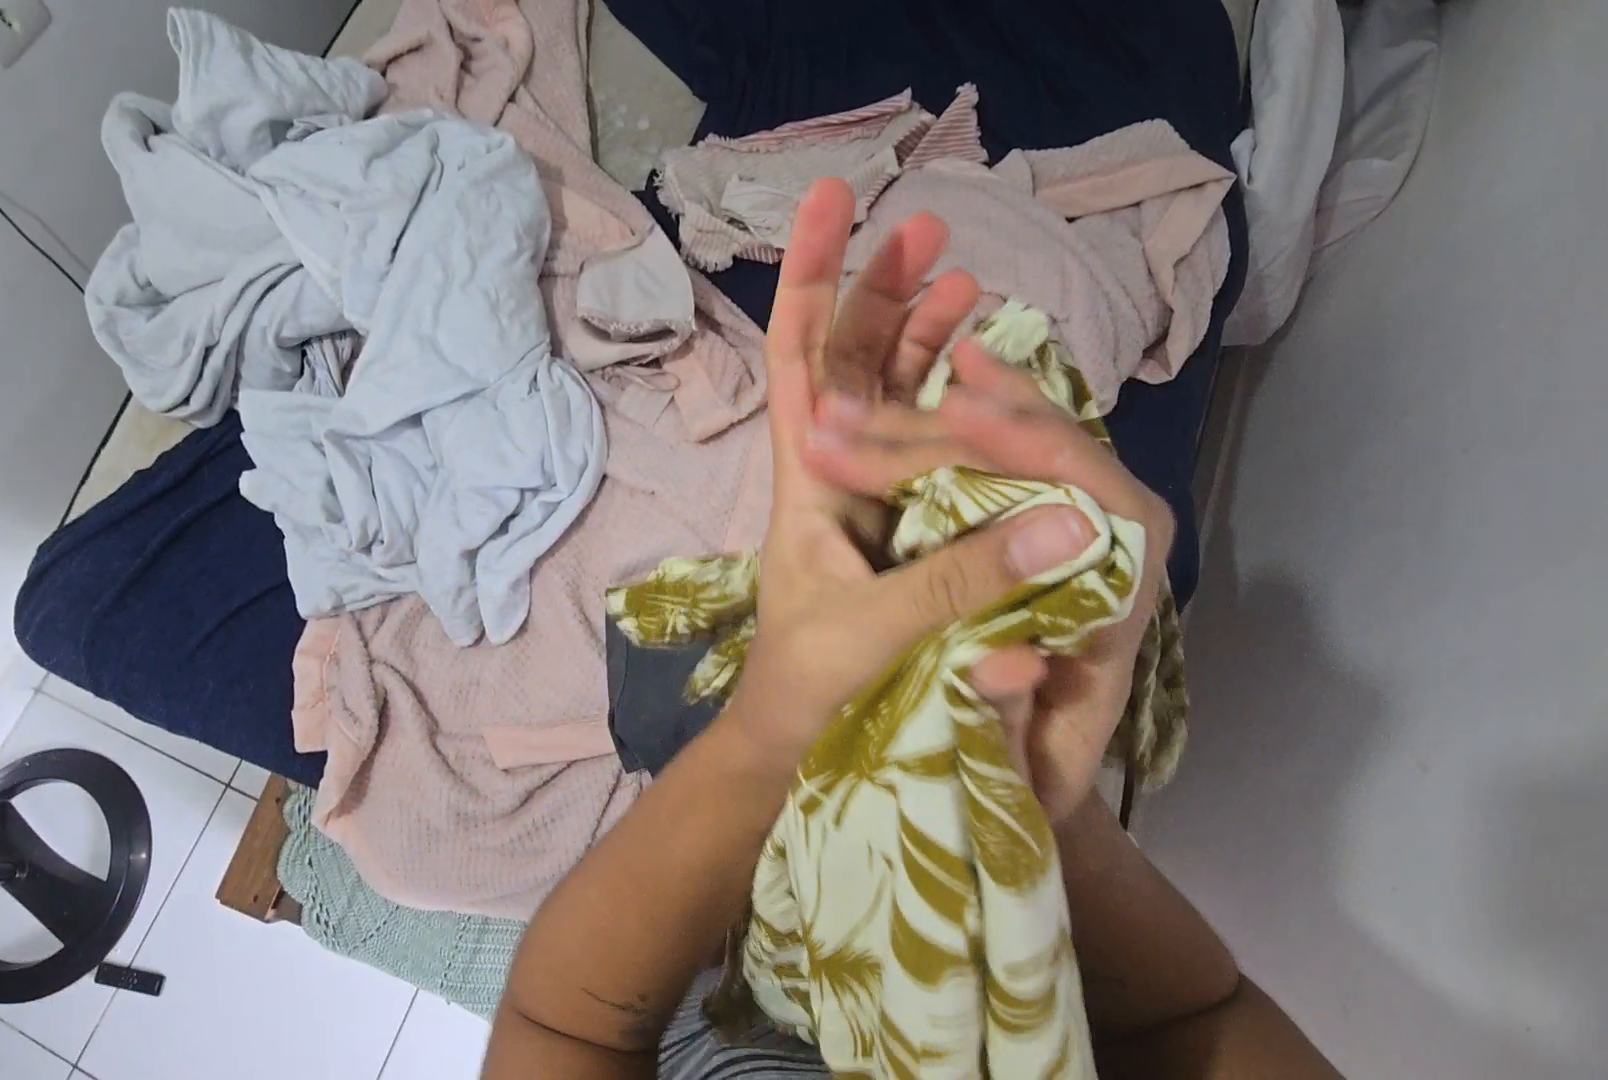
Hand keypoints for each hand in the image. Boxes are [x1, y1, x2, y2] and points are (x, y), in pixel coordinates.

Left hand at [717, 178, 1106, 767]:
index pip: (801, 358)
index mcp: (809, 481)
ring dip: (919, 338)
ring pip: (887, 396)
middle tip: (930, 233)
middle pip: (850, 361)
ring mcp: (865, 495)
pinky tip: (980, 374)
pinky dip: (949, 404)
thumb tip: (1072, 521)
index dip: (810, 276)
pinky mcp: (897, 524)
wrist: (793, 738)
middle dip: (880, 293)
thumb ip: (965, 579)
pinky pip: (923, 447)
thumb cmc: (812, 688)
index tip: (830, 202)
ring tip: (961, 283)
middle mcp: (832, 472)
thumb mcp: (881, 631)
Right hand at [801, 335, 1174, 822]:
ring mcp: (1069, 550)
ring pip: (1044, 458)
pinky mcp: (1031, 539)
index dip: (1053, 459)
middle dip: (991, 430)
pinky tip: (951, 379)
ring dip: (973, 415)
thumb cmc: (996, 788)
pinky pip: (1019, 464)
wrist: (999, 785)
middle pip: (1074, 471)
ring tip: (914, 380)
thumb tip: (1014, 658)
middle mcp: (1103, 576)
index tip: (966, 422)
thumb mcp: (997, 778)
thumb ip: (1005, 724)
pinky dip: (985, 419)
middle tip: (899, 407)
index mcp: (1109, 635)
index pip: (1116, 522)